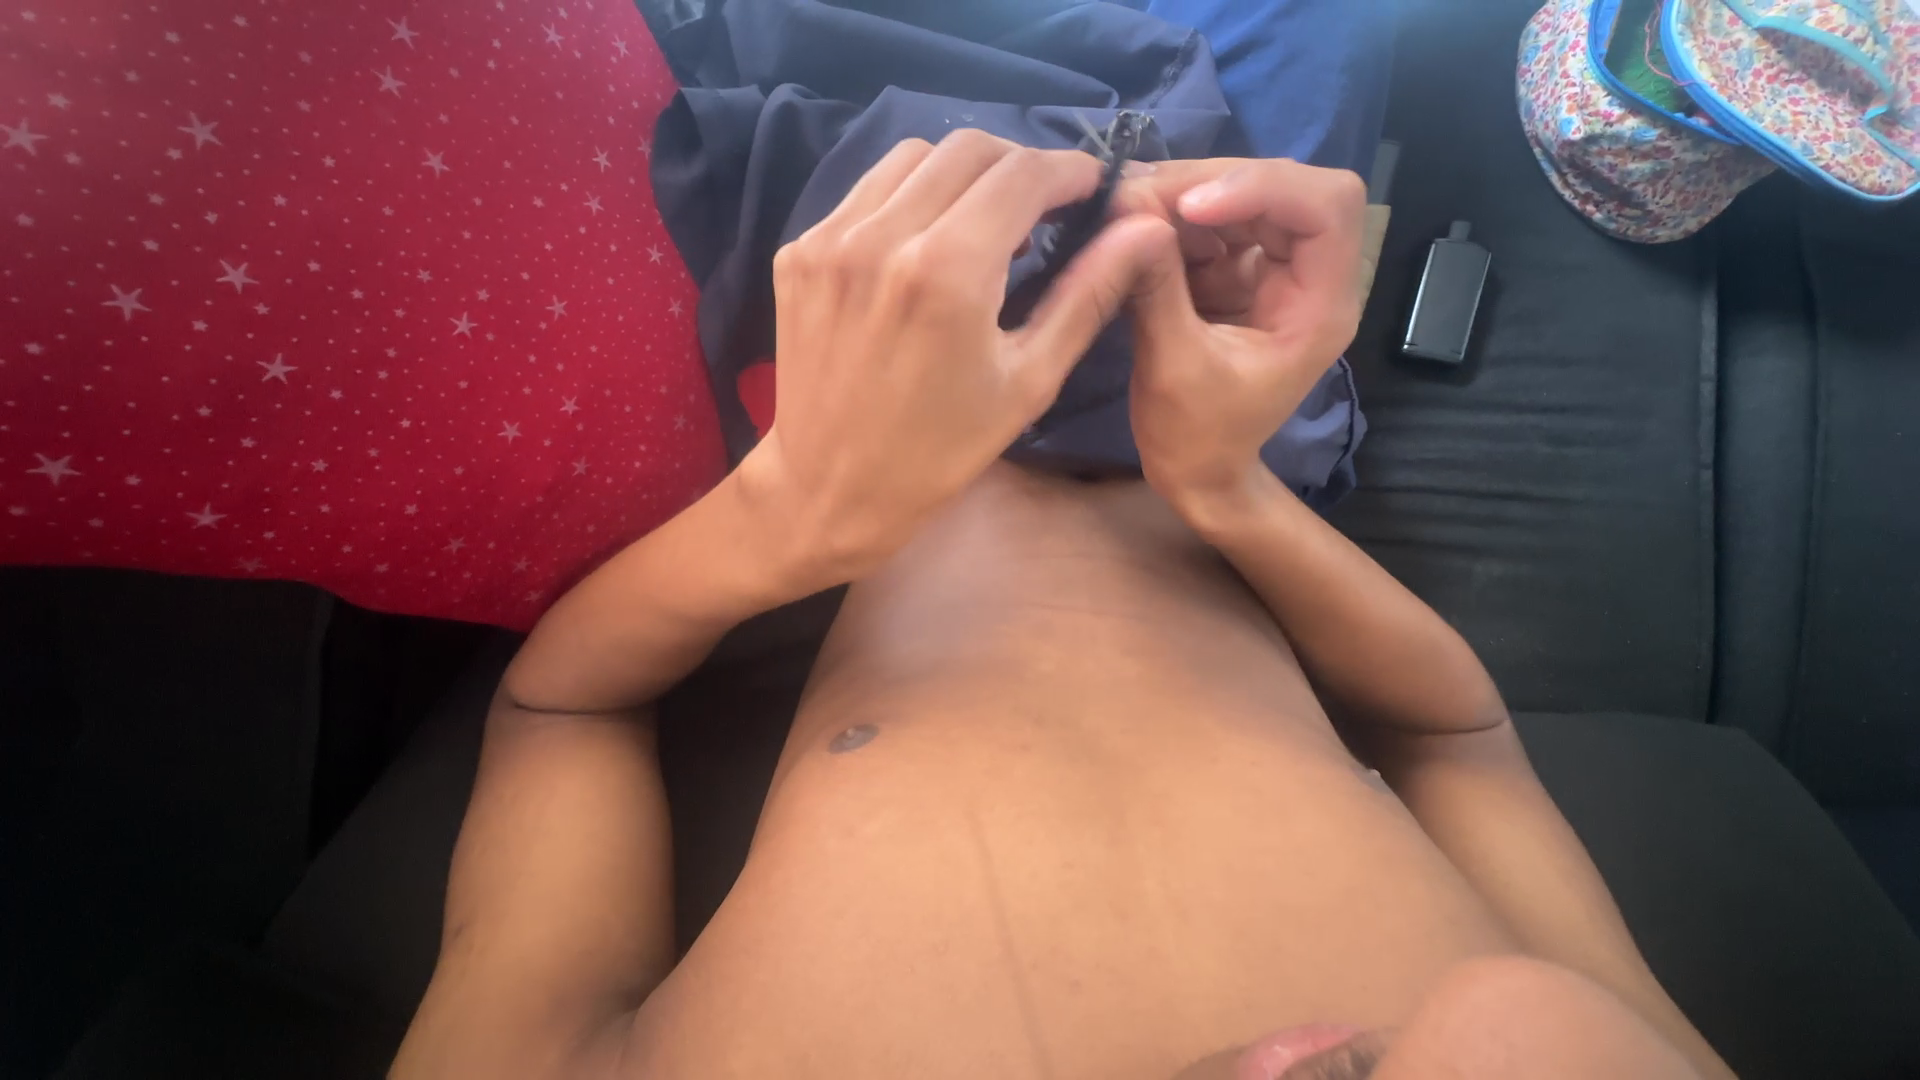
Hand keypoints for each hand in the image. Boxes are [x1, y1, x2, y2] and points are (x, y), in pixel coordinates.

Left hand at [740, 130, 1171, 580]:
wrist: (831, 489)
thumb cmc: (939, 452)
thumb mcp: (1027, 383)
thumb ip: (1085, 296)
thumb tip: (1144, 229)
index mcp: (947, 270)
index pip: (1021, 173)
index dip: (1068, 171)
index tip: (1090, 189)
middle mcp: (883, 237)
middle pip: (967, 150)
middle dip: (1019, 167)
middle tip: (1041, 212)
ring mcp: (829, 240)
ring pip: (911, 158)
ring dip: (961, 176)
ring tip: (983, 228)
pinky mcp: (799, 253)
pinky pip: (866, 194)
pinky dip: (908, 201)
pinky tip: (924, 249)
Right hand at [1112, 158, 1367, 508]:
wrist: (1197, 472)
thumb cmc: (1195, 436)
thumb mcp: (1173, 368)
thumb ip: (1156, 290)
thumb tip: (1131, 217)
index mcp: (1319, 306)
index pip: (1327, 207)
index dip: (1264, 186)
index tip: (1190, 206)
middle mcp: (1308, 278)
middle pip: (1282, 189)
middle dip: (1209, 184)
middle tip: (1135, 195)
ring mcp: (1272, 274)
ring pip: (1242, 200)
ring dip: (1182, 197)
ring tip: (1123, 207)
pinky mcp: (1237, 278)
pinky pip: (1212, 228)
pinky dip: (1171, 221)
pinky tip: (1130, 227)